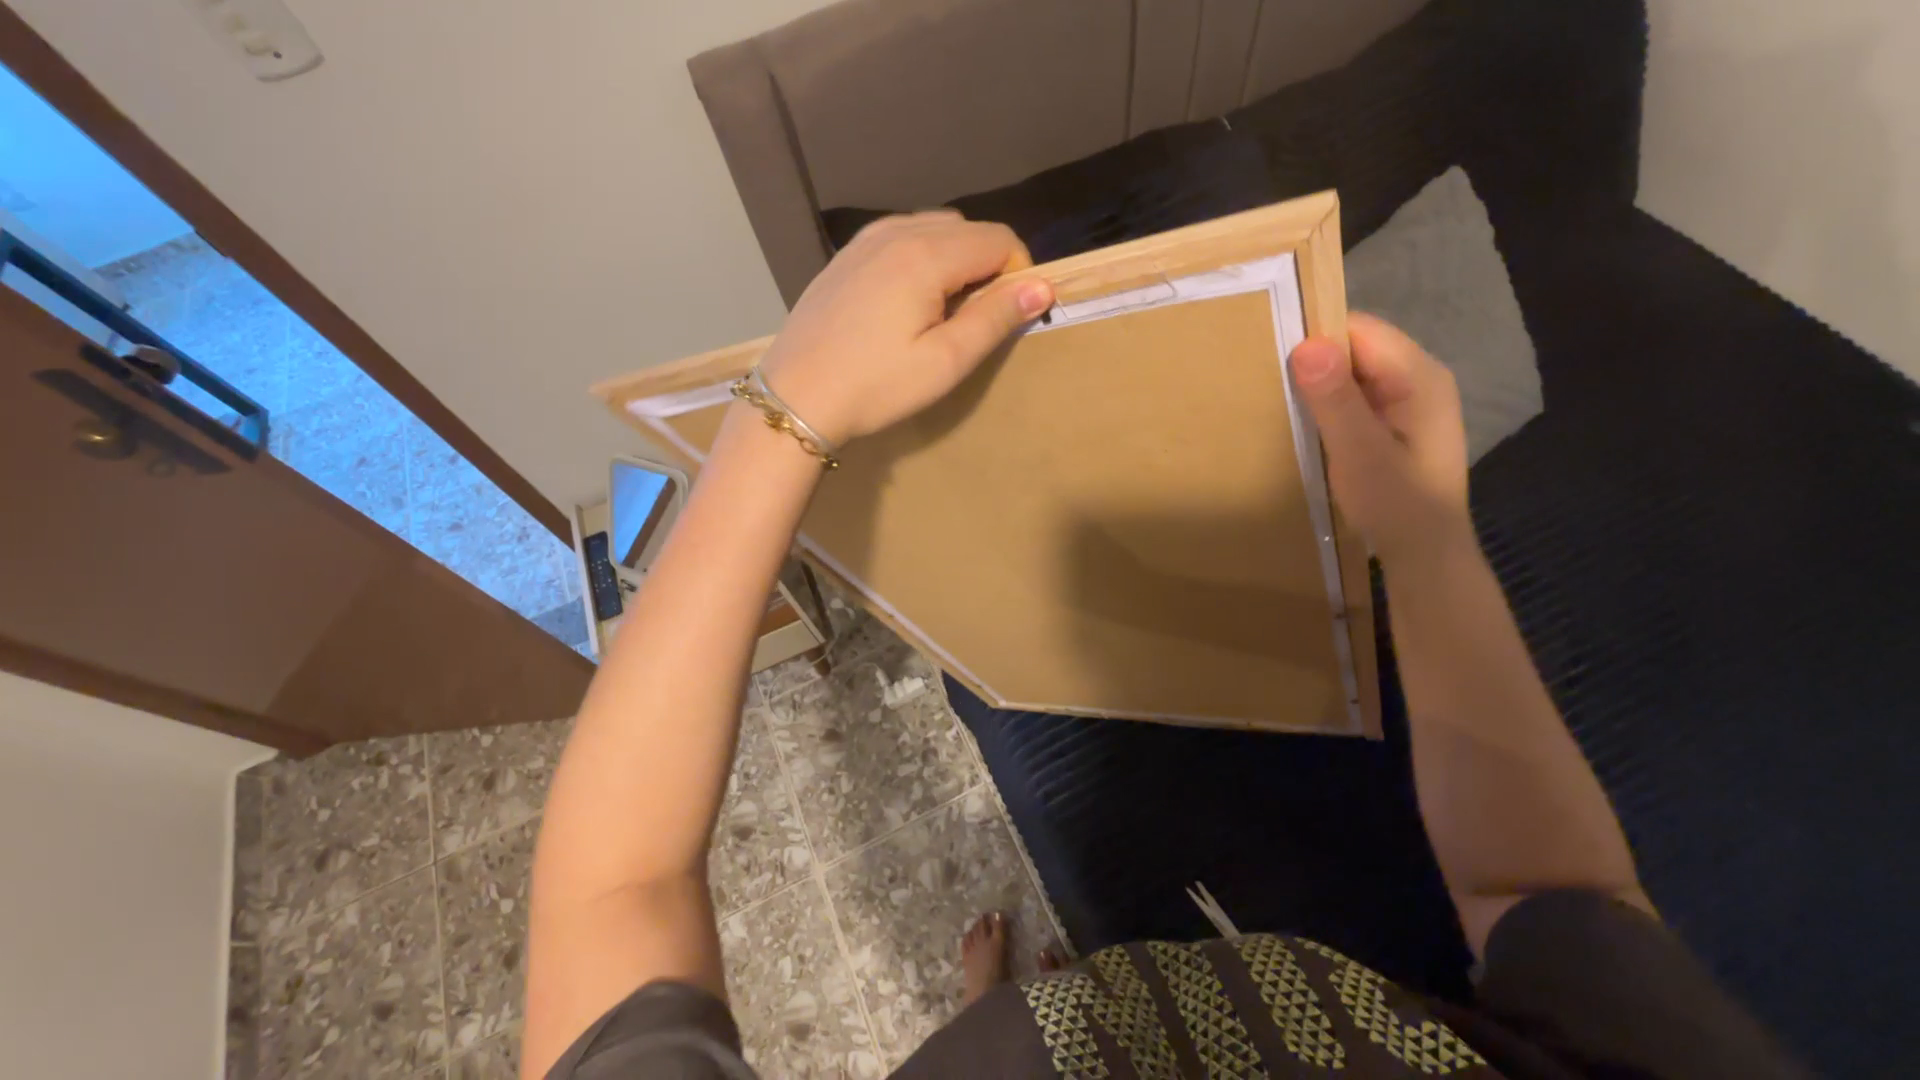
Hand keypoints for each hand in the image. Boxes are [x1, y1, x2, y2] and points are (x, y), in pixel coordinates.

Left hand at [756, 211, 1054, 445]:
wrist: (795, 397)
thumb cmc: (875, 386)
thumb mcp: (945, 362)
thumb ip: (995, 318)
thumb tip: (1044, 285)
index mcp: (926, 254)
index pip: (1000, 240)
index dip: (1017, 275)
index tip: (1004, 318)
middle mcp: (897, 231)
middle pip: (969, 229)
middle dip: (987, 266)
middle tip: (973, 321)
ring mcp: (865, 240)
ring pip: (935, 229)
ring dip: (955, 261)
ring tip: (941, 314)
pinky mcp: (846, 255)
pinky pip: (901, 237)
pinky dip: (921, 258)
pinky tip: (906, 303)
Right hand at [1290, 314, 1470, 565]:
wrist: (1425, 553)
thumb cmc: (1396, 505)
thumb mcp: (1360, 455)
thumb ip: (1336, 400)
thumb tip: (1305, 346)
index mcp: (1419, 377)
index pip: (1360, 330)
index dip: (1316, 335)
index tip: (1272, 355)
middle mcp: (1419, 377)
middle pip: (1357, 345)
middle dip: (1314, 358)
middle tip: (1269, 379)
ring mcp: (1409, 398)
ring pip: (1353, 369)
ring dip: (1318, 381)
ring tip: (1280, 397)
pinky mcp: (1395, 419)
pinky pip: (1356, 392)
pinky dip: (1328, 400)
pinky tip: (1306, 420)